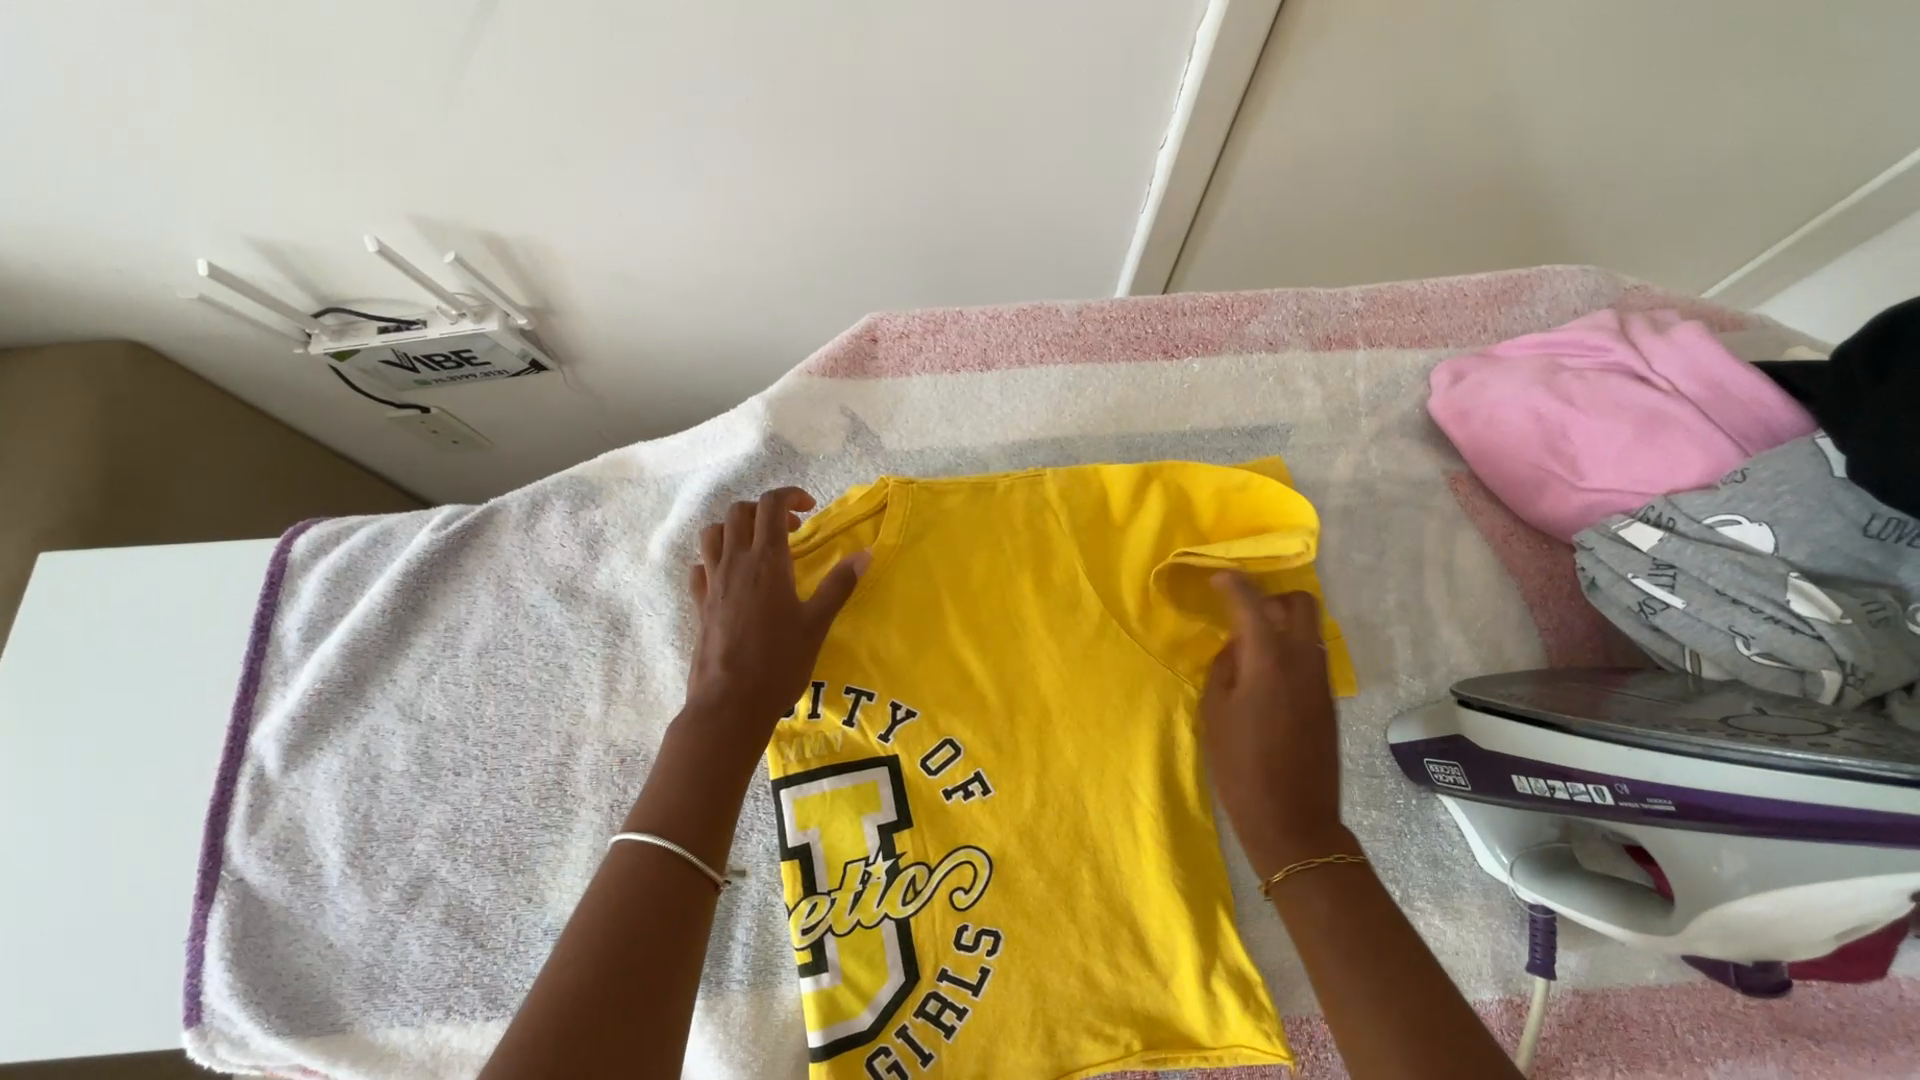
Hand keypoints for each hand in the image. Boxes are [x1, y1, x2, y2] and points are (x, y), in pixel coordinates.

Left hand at [685, 488, 869, 730]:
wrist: (730, 703)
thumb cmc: (779, 663)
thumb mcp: (817, 624)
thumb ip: (839, 585)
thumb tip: (865, 554)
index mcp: (767, 562)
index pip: (771, 505)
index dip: (790, 496)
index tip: (810, 509)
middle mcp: (735, 563)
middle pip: (739, 512)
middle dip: (765, 510)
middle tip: (791, 532)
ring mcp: (712, 583)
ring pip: (713, 533)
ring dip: (735, 528)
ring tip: (758, 547)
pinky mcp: (699, 604)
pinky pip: (700, 566)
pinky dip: (714, 559)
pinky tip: (731, 576)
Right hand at [1201, 573, 1354, 877]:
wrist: (1291, 818)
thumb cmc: (1240, 766)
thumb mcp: (1214, 712)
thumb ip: (1225, 668)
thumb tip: (1236, 647)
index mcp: (1269, 660)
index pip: (1252, 604)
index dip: (1233, 585)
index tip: (1217, 578)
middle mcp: (1302, 661)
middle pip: (1300, 604)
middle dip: (1270, 598)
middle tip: (1242, 614)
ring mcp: (1320, 680)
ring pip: (1309, 629)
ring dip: (1282, 625)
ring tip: (1249, 648)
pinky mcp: (1327, 701)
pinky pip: (1310, 656)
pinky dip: (1289, 650)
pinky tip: (1264, 677)